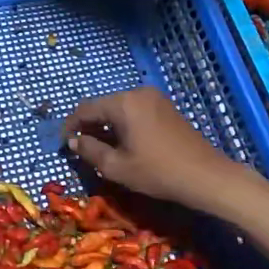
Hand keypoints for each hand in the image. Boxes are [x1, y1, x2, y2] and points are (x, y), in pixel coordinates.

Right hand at [62, 88, 249, 208]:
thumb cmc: (157, 172)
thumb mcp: (117, 166)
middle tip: (81, 148)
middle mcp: (138, 92)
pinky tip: (124, 143)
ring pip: (120, 108)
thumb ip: (90, 150)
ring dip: (107, 125)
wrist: (204, 175)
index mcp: (124, 103)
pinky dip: (124, 124)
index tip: (64, 144)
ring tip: (101, 149)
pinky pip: (136, 111)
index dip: (71, 125)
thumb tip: (75, 141)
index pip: (86, 108)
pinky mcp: (166, 107)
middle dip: (89, 125)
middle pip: (104, 105)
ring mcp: (155, 98)